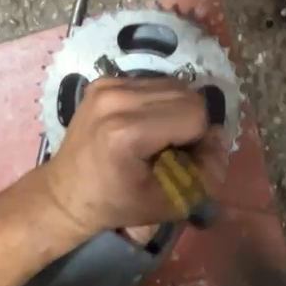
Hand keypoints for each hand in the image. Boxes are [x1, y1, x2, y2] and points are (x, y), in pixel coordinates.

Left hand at [38, 76, 223, 236]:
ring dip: (176, 111)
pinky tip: (144, 127)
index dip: (200, 141)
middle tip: (176, 151)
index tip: (184, 163)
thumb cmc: (115, 204)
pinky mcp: (103, 81)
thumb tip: (220, 138)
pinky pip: (151, 83)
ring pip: (172, 85)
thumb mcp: (168, 203)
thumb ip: (205, 174)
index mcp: (127, 132)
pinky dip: (158, 103)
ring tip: (160, 139)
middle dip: (192, 124)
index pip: (195, 115)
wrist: (65, 192)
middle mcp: (116, 99)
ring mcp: (107, 85)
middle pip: (187, 95)